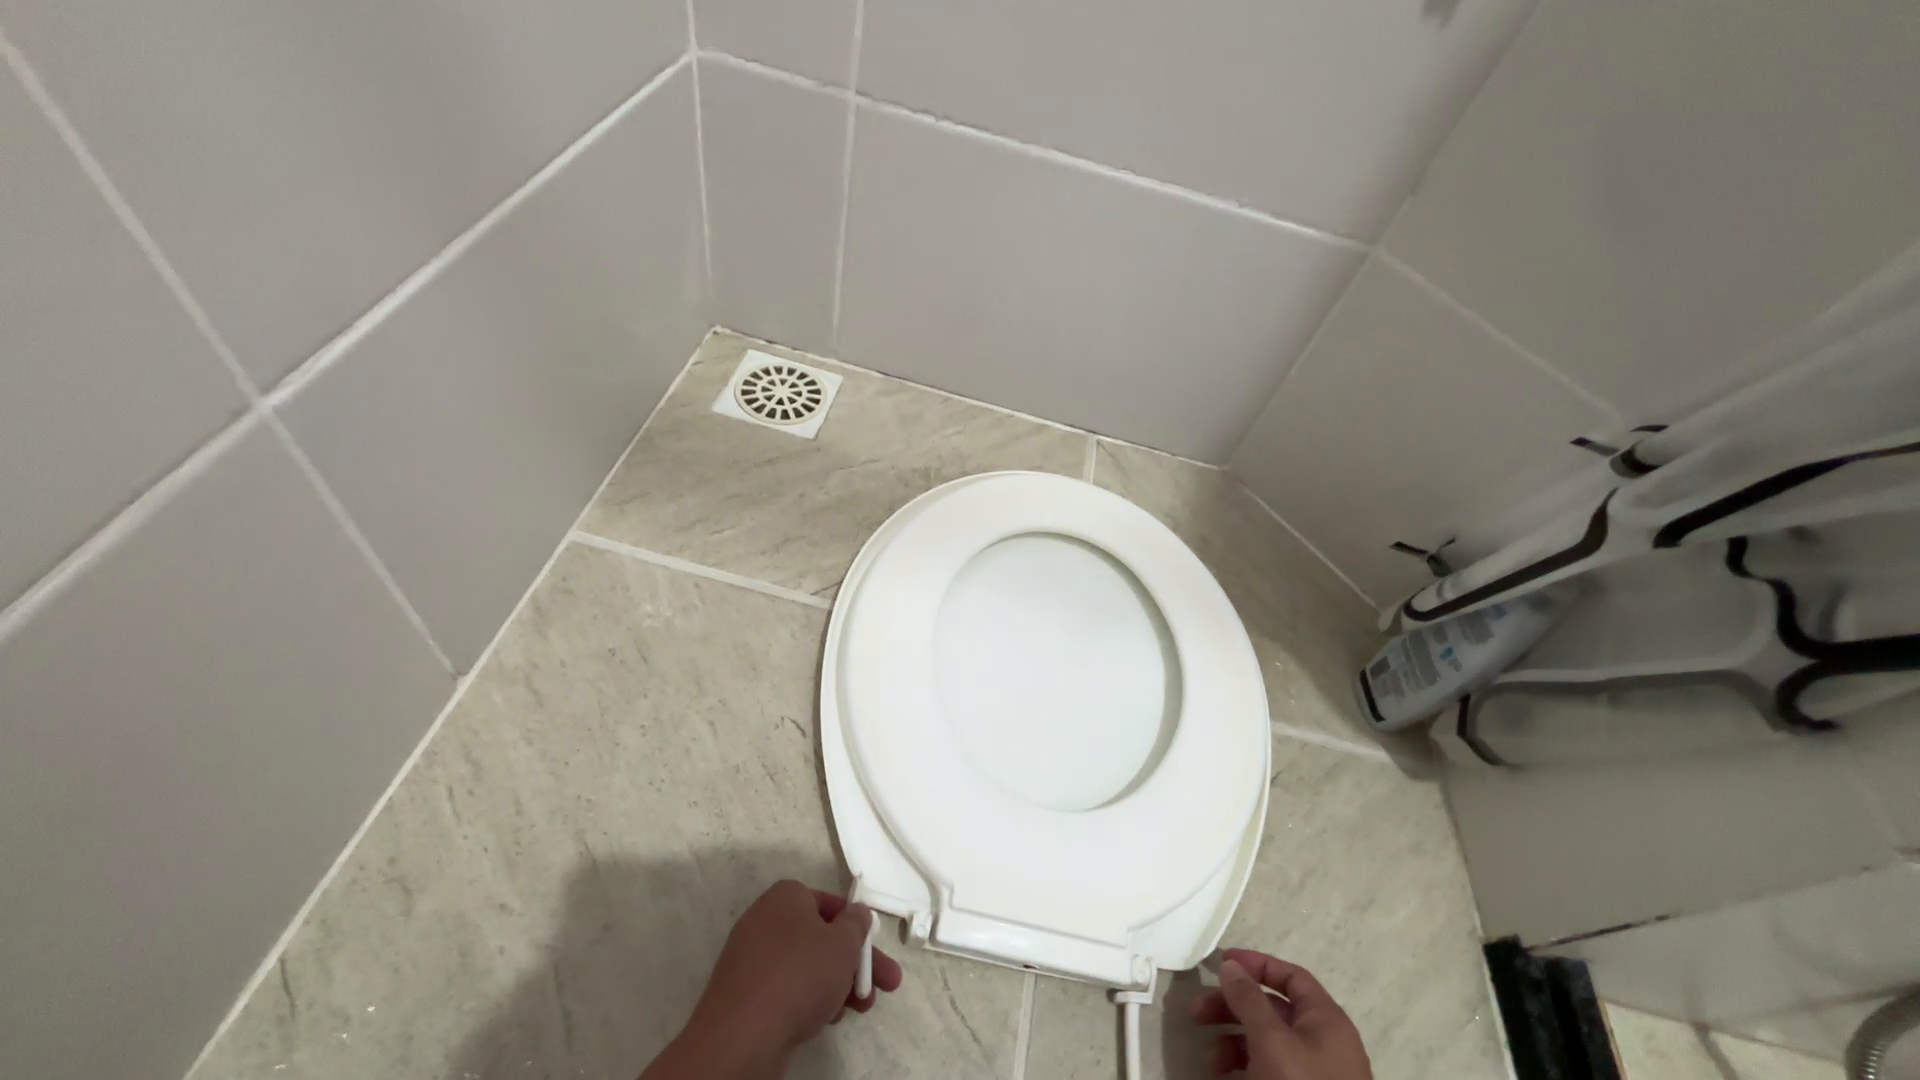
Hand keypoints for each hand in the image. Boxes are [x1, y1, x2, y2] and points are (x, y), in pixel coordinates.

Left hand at [644, 880, 903, 1079]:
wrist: (743, 1034)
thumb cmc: (800, 975)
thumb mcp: (843, 943)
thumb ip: (856, 924)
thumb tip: (856, 913)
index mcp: (786, 897)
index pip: (828, 902)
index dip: (855, 925)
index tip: (873, 947)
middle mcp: (765, 921)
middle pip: (821, 938)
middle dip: (855, 963)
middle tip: (884, 985)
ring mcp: (752, 959)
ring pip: (806, 966)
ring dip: (838, 984)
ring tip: (860, 1008)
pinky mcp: (745, 993)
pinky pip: (786, 989)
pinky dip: (809, 999)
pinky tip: (826, 1019)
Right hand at [1190, 949, 1371, 1079]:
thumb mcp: (1271, 1041)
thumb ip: (1249, 999)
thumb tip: (1231, 965)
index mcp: (1325, 1020)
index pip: (1291, 976)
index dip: (1256, 964)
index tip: (1220, 964)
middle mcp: (1323, 1042)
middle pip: (1272, 1008)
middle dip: (1232, 1007)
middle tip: (1197, 1012)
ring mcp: (1315, 1073)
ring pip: (1267, 1041)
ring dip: (1234, 1041)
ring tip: (1210, 1059)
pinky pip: (1270, 1069)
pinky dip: (1245, 1067)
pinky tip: (1225, 1077)